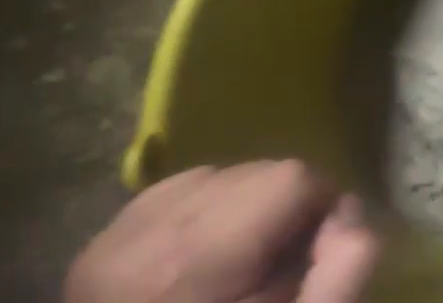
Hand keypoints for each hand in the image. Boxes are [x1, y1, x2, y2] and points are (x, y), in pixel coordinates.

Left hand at [65, 160, 379, 302]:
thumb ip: (343, 267)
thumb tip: (347, 210)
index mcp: (196, 259)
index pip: (292, 177)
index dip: (317, 211)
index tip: (308, 260)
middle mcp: (146, 233)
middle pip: (258, 172)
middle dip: (281, 209)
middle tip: (272, 271)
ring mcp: (114, 237)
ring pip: (221, 177)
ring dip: (245, 208)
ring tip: (234, 268)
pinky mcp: (95, 247)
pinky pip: (178, 195)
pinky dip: (205, 215)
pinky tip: (197, 261)